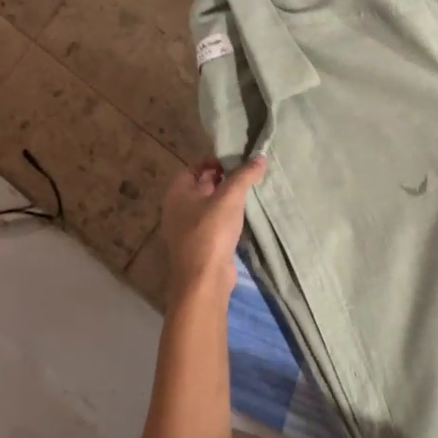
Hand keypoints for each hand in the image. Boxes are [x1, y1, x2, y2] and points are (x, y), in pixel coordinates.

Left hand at [159, 157, 266, 305]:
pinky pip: (215, 223)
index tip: (238, 161)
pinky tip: (246, 216)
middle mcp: (178, 209)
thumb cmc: (211, 232)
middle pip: (202, 186)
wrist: (204, 279)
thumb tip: (259, 157)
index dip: (214, 161)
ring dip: (228, 200)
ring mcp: (188, 229)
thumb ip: (244, 176)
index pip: (194, 167)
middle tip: (249, 173)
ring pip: (210, 206)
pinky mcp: (201, 245)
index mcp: (177, 193)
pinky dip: (228, 217)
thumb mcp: (229, 198)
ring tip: (252, 191)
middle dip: (224, 179)